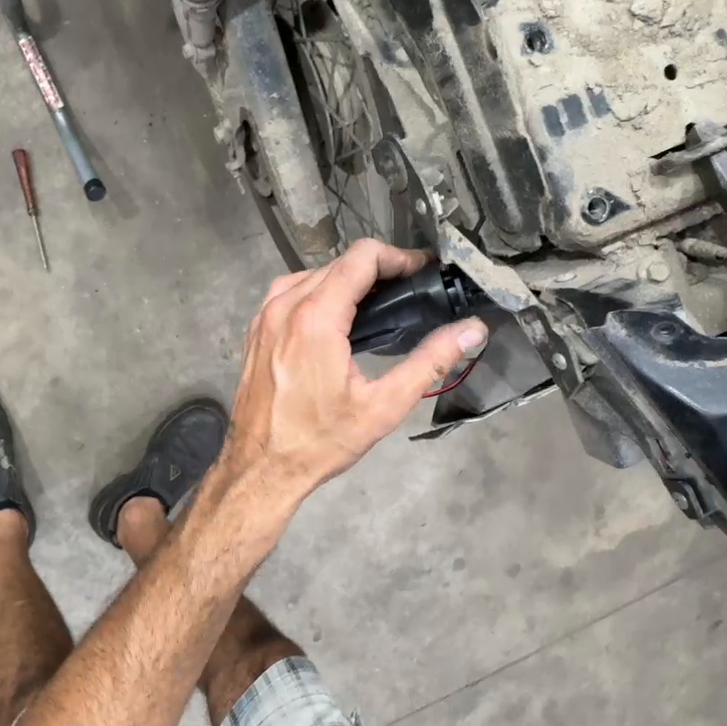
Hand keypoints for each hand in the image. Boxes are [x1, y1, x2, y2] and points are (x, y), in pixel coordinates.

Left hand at [217, 239, 487, 508]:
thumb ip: (430, 361)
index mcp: (315, 318)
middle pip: (336, 263)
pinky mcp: (254, 334)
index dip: (396, 257)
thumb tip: (472, 331)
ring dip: (341, 280)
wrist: (261, 468)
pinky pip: (285, 295)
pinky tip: (332, 319)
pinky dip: (312, 294)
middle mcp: (283, 308)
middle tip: (405, 291)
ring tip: (373, 303)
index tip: (419, 272)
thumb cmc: (320, 441)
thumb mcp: (383, 405)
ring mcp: (263, 319)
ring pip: (308, 275)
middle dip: (374, 270)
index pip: (360, 258)